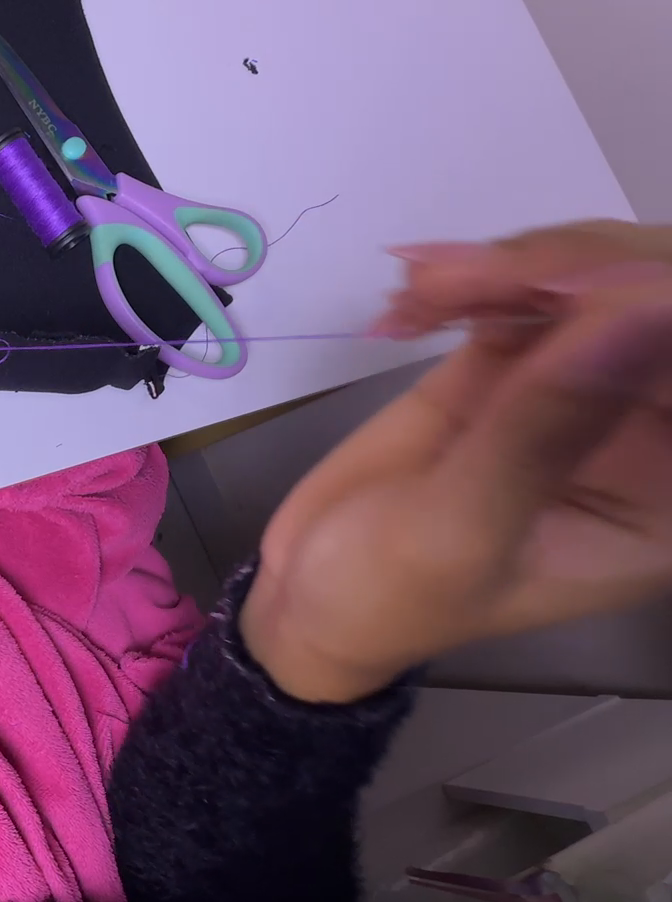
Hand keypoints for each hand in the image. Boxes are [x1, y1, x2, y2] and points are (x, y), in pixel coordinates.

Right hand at [241, 222, 671, 701]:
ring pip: (591, 284)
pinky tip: (409, 296)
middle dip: (574, 266)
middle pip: (663, 304)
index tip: (548, 290)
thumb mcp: (454, 536)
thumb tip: (638, 319)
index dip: (656, 306)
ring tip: (416, 284)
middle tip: (456, 275)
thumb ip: (535, 436)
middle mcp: (647, 426)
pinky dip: (463, 283)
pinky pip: (515, 298)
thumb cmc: (384, 595)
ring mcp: (574, 390)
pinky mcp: (502, 371)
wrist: (305, 596)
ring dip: (507, 265)